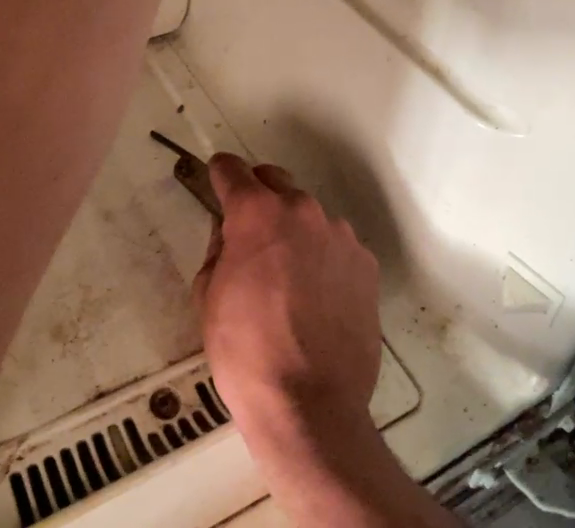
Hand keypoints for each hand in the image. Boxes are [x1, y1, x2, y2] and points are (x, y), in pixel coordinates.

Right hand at [192, 153, 381, 449]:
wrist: (309, 404)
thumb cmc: (244, 350)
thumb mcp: (208, 295)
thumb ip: (219, 249)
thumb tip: (231, 234)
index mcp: (257, 213)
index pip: (232, 170)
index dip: (219, 175)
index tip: (215, 182)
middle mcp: (303, 211)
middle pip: (275, 182)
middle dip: (258, 197)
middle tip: (248, 232)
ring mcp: (341, 237)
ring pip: (309, 216)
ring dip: (293, 230)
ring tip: (286, 276)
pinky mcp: (366, 265)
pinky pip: (336, 246)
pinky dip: (322, 257)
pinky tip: (315, 296)